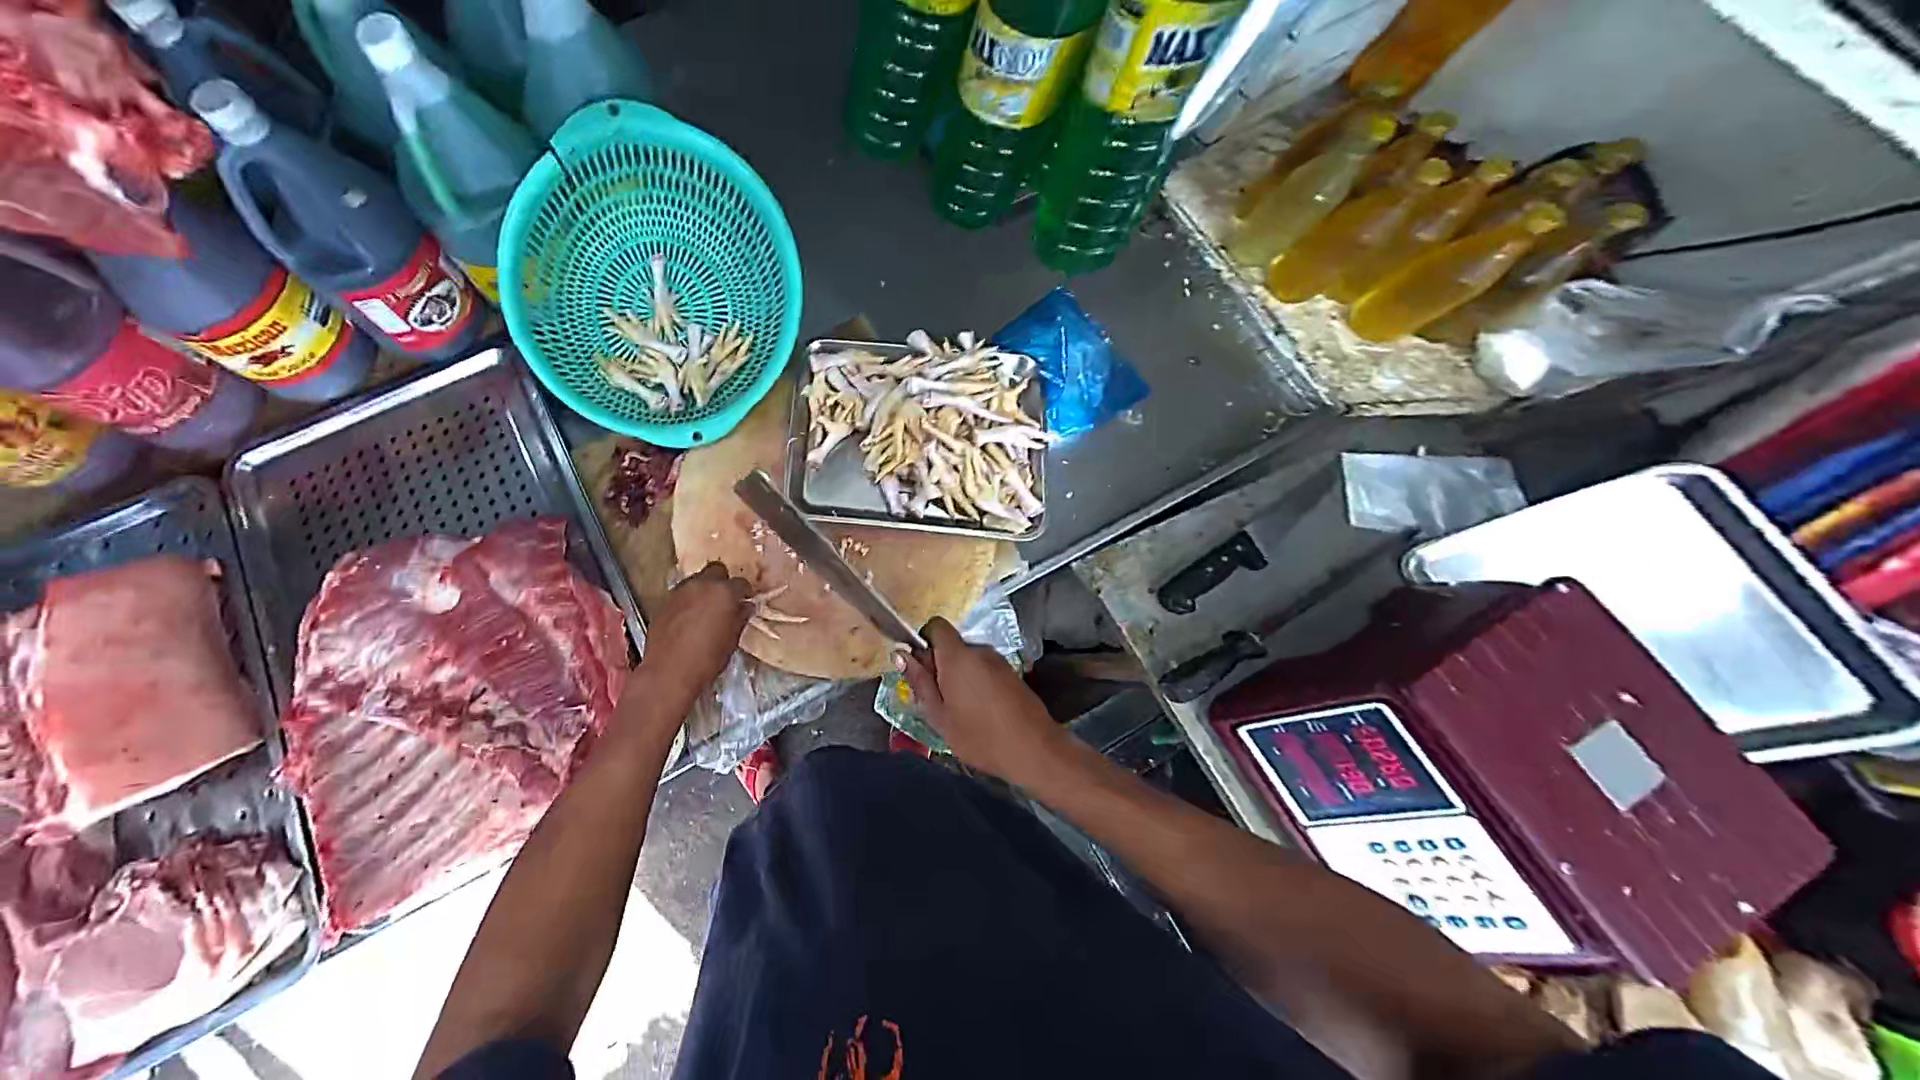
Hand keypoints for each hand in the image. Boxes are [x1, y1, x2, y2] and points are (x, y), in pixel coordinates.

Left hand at [632, 563, 750, 706]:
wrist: (669, 672)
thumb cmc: (708, 658)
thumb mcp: (732, 639)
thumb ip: (740, 617)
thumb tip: (745, 607)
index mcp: (724, 592)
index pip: (741, 583)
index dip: (745, 593)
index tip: (745, 602)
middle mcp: (701, 585)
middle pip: (716, 570)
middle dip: (722, 582)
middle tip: (725, 600)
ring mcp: (680, 592)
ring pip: (696, 581)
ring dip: (703, 590)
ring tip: (706, 610)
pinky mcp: (663, 603)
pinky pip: (681, 594)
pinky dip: (688, 601)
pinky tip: (689, 619)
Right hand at [899, 617, 1065, 785]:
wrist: (1034, 750)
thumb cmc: (981, 738)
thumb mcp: (940, 716)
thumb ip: (920, 683)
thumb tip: (901, 655)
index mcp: (958, 657)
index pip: (936, 626)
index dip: (923, 643)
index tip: (920, 670)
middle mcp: (980, 651)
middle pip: (951, 646)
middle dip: (939, 666)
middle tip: (937, 701)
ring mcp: (999, 661)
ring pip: (967, 660)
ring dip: (958, 677)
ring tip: (959, 711)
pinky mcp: (1011, 674)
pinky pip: (984, 670)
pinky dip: (976, 684)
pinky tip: (979, 712)